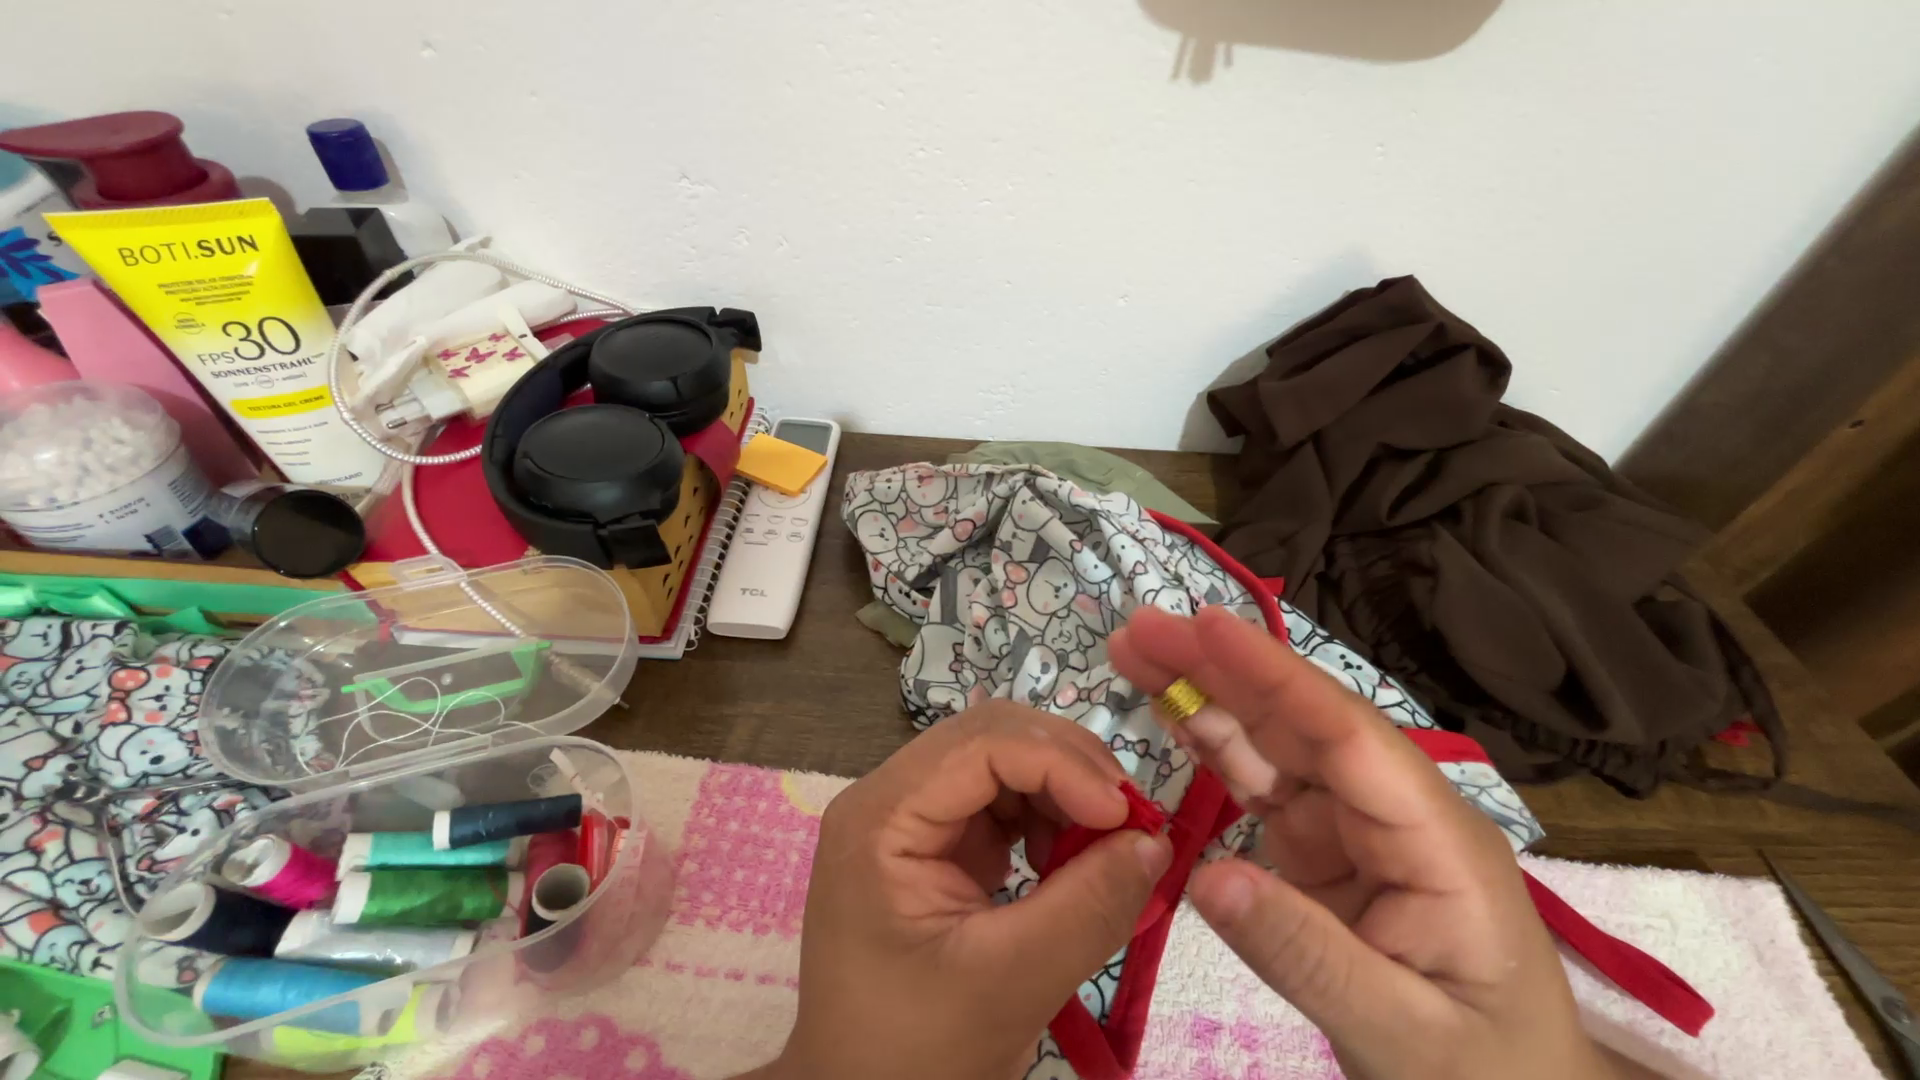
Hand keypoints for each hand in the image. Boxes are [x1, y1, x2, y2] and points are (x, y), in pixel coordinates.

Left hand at [761, 701, 1173, 1079]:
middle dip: (1069, 768)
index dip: (1060, 763)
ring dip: (1065, 792)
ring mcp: (912, 816)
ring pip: (1004, 761)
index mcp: (881, 816)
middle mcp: (890, 797)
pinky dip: (1051, 818)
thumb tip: (1157, 841)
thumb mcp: (1010, 983)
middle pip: (991, 737)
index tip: (1126, 816)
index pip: (980, 743)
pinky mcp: (938, 841)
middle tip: (1131, 822)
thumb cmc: (916, 1051)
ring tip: (1106, 847)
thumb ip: (1088, 906)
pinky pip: (1004, 801)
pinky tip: (1071, 862)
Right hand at [1108, 606, 1620, 1079]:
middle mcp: (1390, 809)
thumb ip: (1305, 956)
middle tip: (1140, 629)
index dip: (1272, 674)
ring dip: (1205, 694)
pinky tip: (1171, 714)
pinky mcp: (1320, 847)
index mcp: (1433, 837)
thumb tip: (1205, 879)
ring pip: (1272, 741)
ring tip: (1138, 654)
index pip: (1345, 734)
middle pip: (1298, 720)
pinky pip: (1259, 784)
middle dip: (1219, 667)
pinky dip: (1211, 746)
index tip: (1205, 625)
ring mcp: (1352, 825)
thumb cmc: (1482, 1078)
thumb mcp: (1401, 1036)